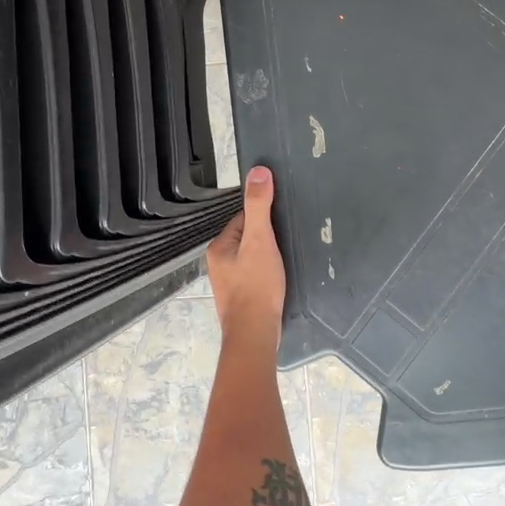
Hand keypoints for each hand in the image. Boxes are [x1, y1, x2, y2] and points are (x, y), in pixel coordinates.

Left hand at [206, 165, 287, 344]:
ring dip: (269, 256)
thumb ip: (259, 205)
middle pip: (249, 236)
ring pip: (253, 256)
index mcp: (219, 247)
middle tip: (285, 245)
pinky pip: (256, 274)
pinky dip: (268, 273)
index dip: (265, 219)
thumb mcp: (260, 239)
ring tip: (284, 262)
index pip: (245, 218)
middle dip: (268, 238)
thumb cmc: (256, 285)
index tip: (280, 226)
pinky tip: (279, 279)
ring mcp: (229, 282)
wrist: (255, 334)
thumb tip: (258, 171)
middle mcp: (219, 263)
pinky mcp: (241, 297)